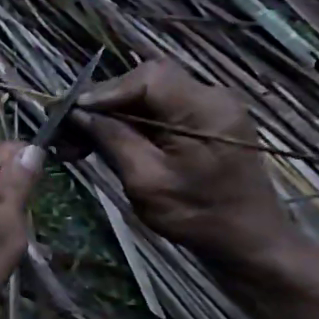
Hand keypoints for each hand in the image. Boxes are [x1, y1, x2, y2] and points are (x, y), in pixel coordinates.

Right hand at [69, 60, 295, 265]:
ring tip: (81, 140)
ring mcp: (211, 107)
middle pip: (147, 81)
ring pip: (150, 94)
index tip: (71, 115)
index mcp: (204, 109)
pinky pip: (161, 109)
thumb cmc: (198, 216)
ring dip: (114, 113)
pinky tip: (109, 140)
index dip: (104, 91)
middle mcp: (211, 96)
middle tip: (69, 131)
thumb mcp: (147, 182)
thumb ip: (114, 141)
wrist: (249, 240)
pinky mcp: (205, 122)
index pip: (147, 78)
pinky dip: (131, 121)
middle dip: (105, 102)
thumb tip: (80, 115)